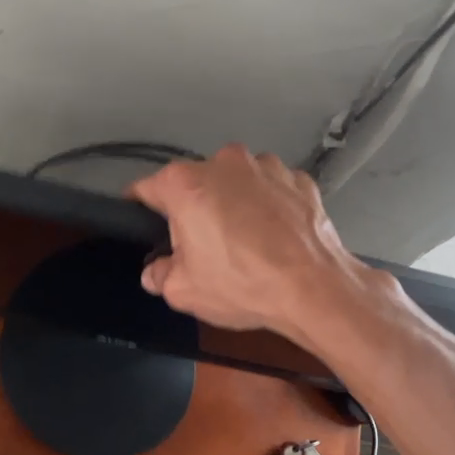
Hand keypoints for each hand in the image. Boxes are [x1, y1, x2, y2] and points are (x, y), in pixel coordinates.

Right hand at [130, 144, 367, 339]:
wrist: (314, 288)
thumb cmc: (241, 284)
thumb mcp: (183, 291)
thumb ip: (160, 275)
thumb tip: (155, 271)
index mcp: (185, 184)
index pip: (146, 188)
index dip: (140, 209)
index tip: (143, 226)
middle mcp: (224, 163)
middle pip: (195, 183)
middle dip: (193, 209)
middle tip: (201, 248)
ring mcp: (266, 166)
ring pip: (236, 183)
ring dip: (233, 204)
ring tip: (244, 244)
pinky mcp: (299, 179)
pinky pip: (271, 190)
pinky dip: (268, 207)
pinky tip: (273, 238)